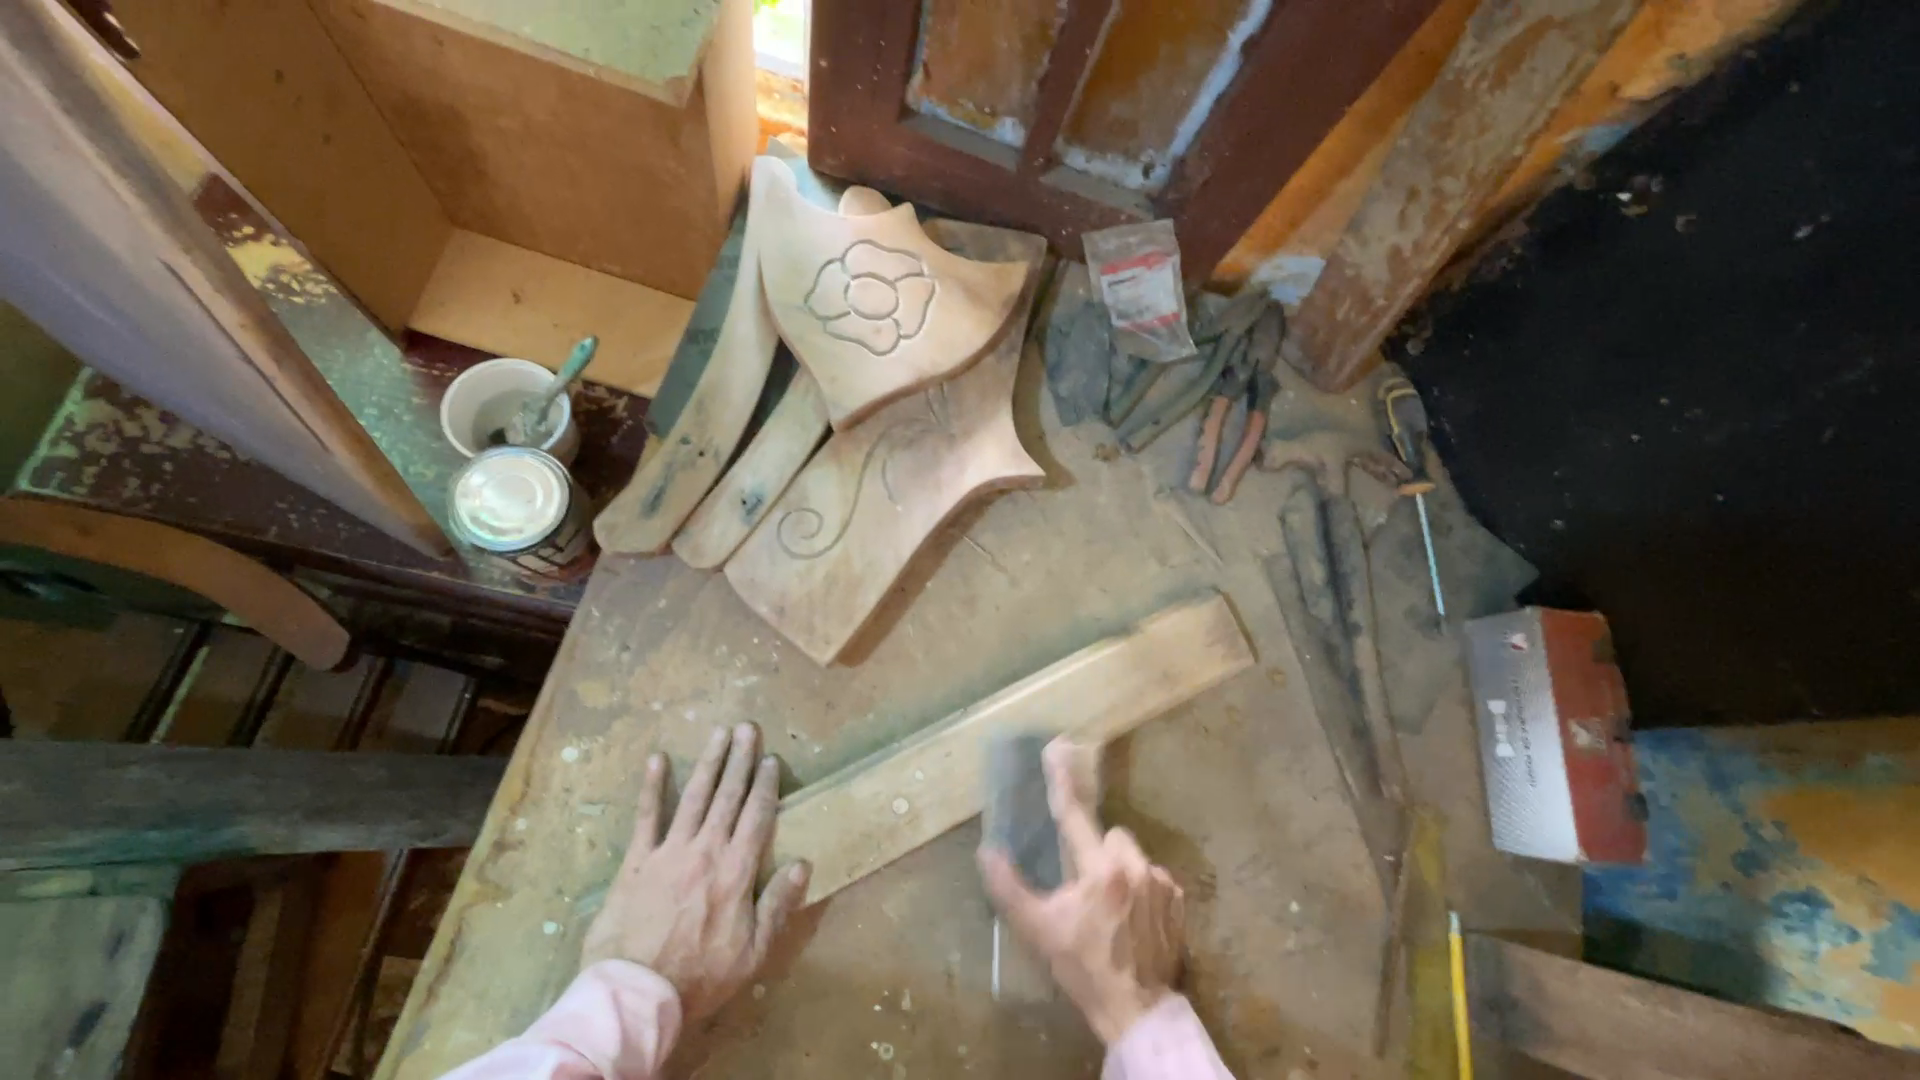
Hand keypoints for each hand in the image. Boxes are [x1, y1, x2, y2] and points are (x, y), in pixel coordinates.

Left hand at [582, 723, 809, 1021]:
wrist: (636, 994)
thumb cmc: (700, 977)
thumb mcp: (753, 952)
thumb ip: (778, 905)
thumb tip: (803, 864)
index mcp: (736, 871)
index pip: (757, 816)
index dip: (765, 785)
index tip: (771, 758)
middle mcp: (706, 850)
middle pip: (728, 796)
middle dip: (740, 760)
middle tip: (747, 728)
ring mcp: (669, 852)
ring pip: (694, 797)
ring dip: (708, 763)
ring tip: (719, 733)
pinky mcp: (636, 862)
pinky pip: (646, 817)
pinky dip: (652, 787)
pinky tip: (658, 760)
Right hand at [978, 739, 1185, 1043]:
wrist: (1135, 1010)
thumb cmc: (1082, 967)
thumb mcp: (1038, 930)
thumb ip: (1009, 888)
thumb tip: (986, 852)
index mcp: (1100, 870)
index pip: (1074, 816)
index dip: (1061, 782)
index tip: (1055, 749)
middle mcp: (1135, 867)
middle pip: (1110, 835)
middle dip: (1095, 851)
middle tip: (1083, 886)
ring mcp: (1162, 883)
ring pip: (1132, 854)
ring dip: (1119, 868)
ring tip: (1109, 906)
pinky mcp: (1178, 901)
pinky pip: (1153, 876)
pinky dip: (1141, 887)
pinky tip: (1132, 916)